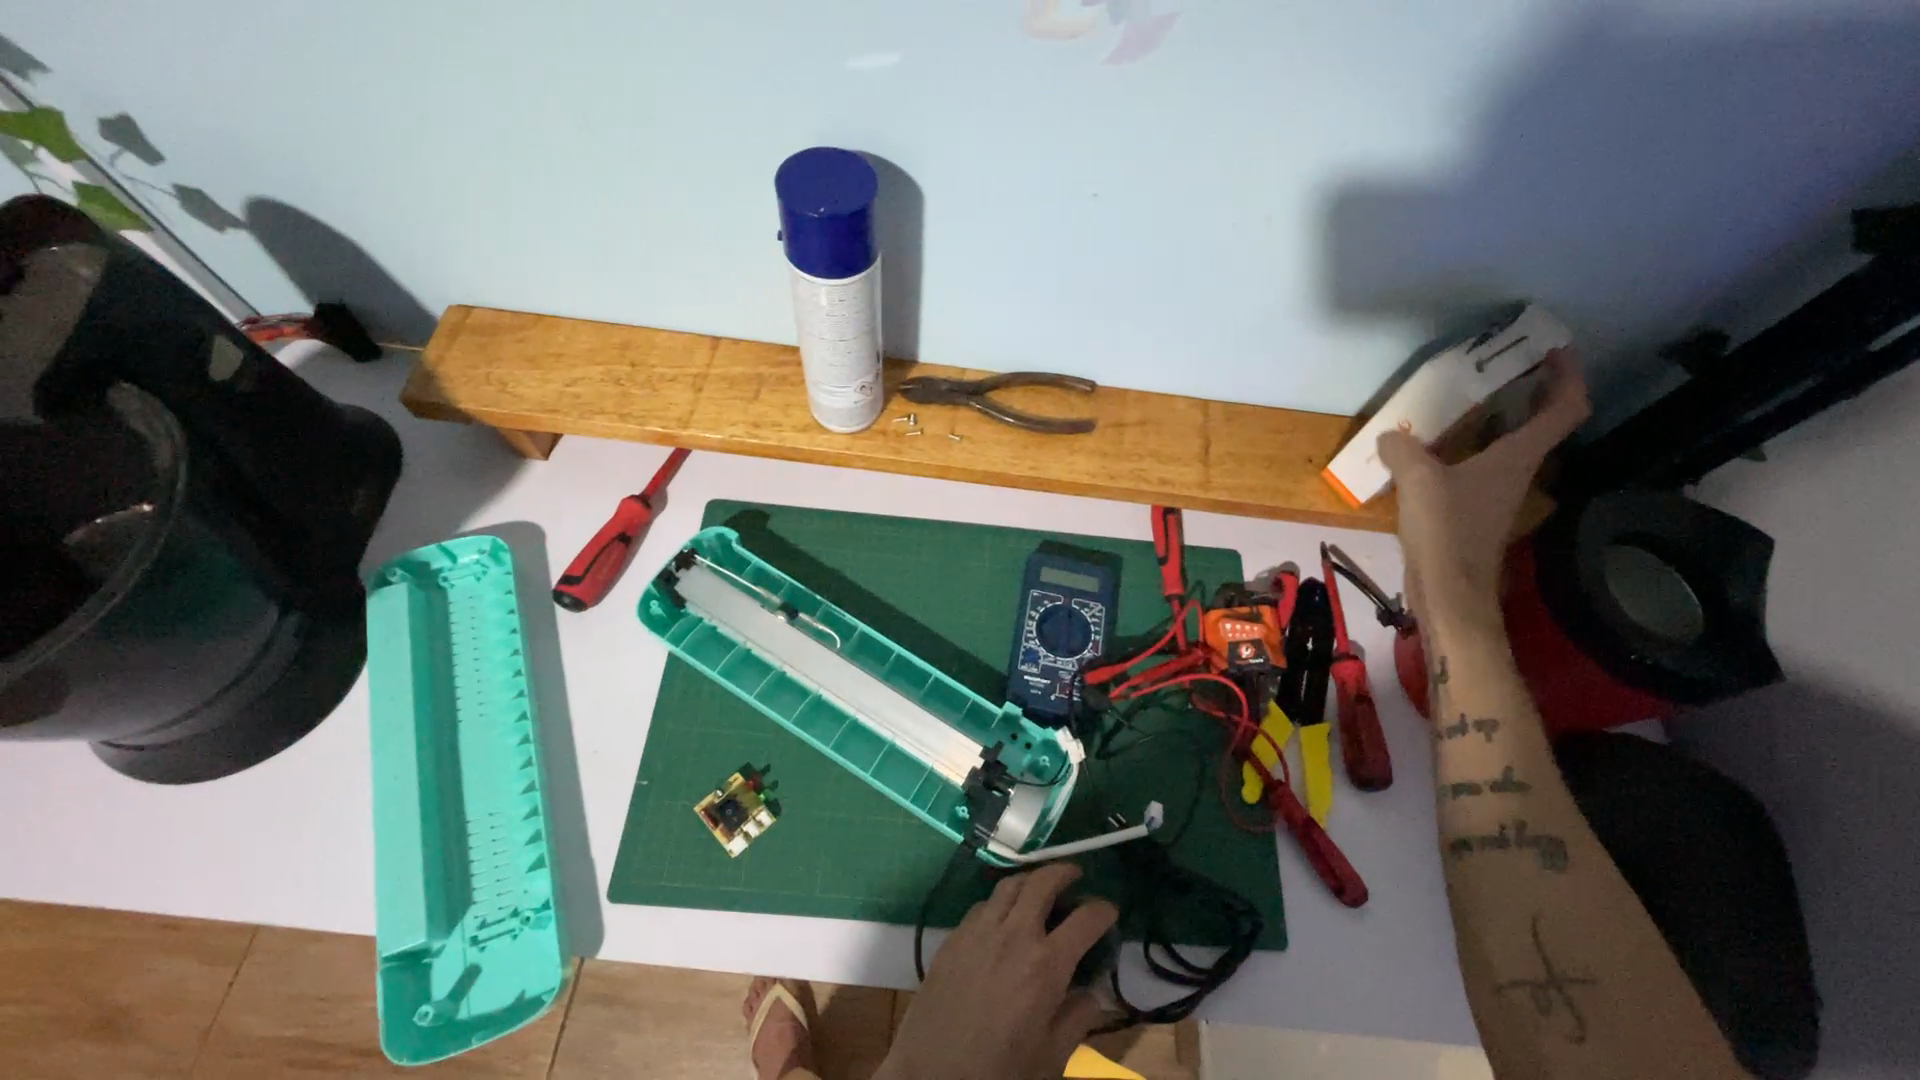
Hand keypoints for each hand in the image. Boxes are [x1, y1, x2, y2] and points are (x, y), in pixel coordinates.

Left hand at [879, 863, 1116, 1079]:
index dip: (1103, 910)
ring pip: (1009, 885)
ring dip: (1030, 879)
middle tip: (1075, 874)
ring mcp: (980, 931)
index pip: (1085, 919)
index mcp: (1046, 965)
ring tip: (1040, 886)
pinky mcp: (954, 937)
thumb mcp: (1050, 1057)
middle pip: (1043, 882)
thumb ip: (1076, 1020)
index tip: (1109, 911)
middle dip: (1064, 871)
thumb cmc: (998, 1070)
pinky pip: (982, 905)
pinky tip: (1003, 916)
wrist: (932, 1073)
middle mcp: (1015, 935)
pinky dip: (1000, 901)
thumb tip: (1092, 994)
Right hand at [1377, 350, 1590, 624]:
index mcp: (1517, 456)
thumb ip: (1403, 449)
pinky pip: (1477, 466)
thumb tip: (1391, 437)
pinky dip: (1464, 449)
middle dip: (1528, 392)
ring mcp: (1496, 493)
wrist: (1449, 591)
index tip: (1552, 351)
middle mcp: (1517, 471)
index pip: (1565, 408)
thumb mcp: (1418, 480)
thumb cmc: (1446, 530)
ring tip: (1459, 401)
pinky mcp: (1474, 510)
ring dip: (1493, 420)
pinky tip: (1429, 449)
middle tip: (1500, 367)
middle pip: (1538, 424)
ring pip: (1506, 445)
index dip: (1567, 376)